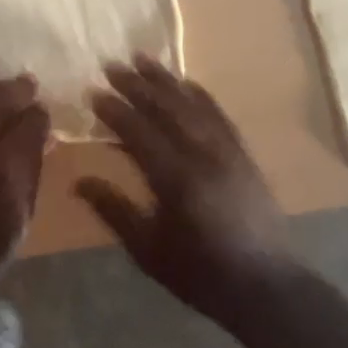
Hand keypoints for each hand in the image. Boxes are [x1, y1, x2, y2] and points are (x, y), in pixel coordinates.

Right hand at [76, 54, 290, 322]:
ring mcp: (227, 153)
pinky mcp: (243, 156)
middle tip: (111, 64)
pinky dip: (201, 96)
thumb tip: (78, 181)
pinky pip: (220, 116)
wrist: (269, 289)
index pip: (138, 133)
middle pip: (165, 109)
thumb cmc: (201, 273)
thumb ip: (114, 210)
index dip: (114, 111)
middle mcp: (202, 157)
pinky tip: (188, 83)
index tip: (92, 91)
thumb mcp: (148, 250)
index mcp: (176, 180)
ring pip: (192, 105)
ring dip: (165, 80)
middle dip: (136, 85)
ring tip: (143, 58)